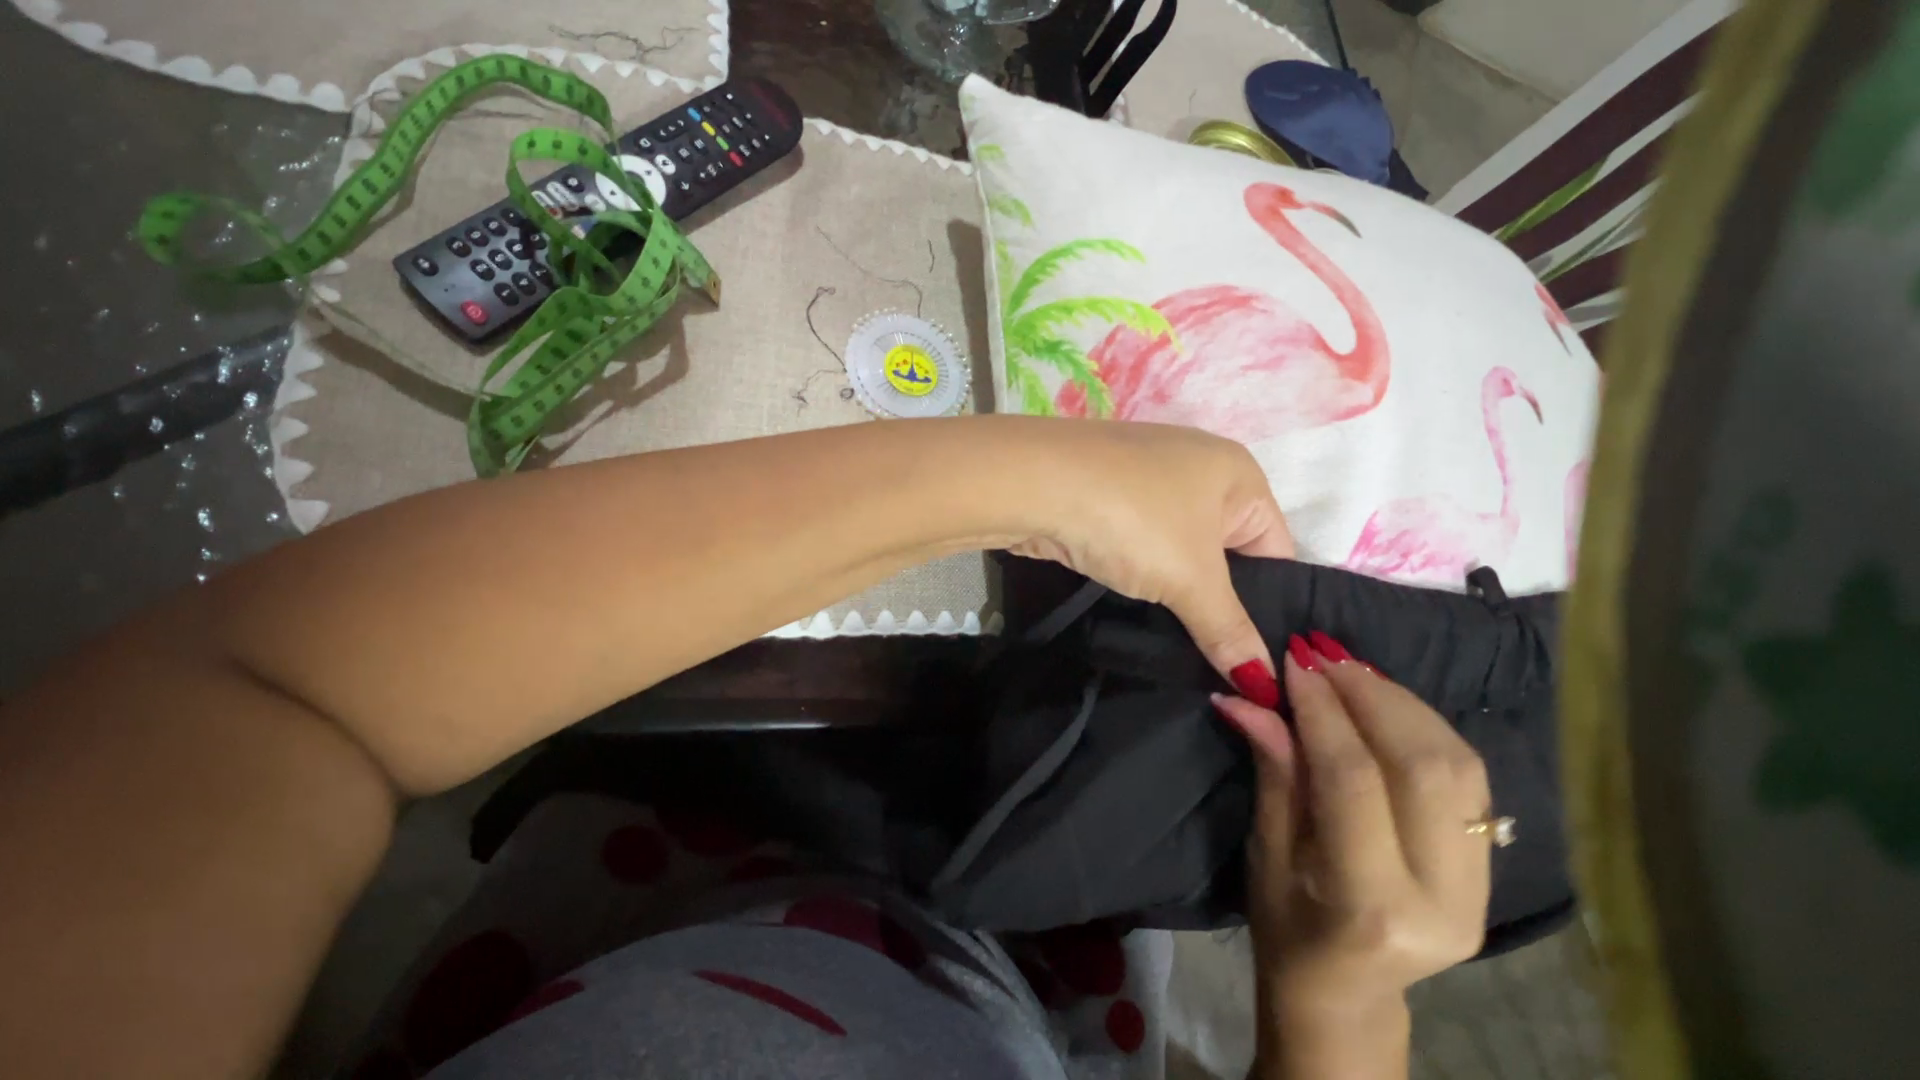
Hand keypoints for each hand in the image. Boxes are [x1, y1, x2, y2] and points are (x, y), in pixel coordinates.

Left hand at [1006, 419, 1293, 690]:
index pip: (1276, 551)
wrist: (1030, 483)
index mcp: (1238, 473)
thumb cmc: (1131, 520)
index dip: (1272, 607)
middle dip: (1221, 606)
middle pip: (1228, 554)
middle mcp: (1197, 468)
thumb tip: (1264, 685)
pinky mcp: (1105, 499)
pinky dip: (1142, 580)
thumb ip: (1228, 630)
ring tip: (1183, 653)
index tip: (1262, 664)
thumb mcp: (1190, 578)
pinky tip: (1141, 620)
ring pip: (1180, 554)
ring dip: (1178, 597)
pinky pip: (1141, 549)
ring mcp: (1146, 481)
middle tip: (1223, 668)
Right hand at [1211, 633, 1493, 1076]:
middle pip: (1422, 765)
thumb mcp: (1266, 853)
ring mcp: (1481, 884)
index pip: (1353, 782)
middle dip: (1369, 695)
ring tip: (1350, 669)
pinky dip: (1426, 726)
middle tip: (1321, 653)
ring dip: (1402, 702)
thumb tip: (1250, 694)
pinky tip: (1386, 700)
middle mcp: (1443, 896)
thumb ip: (1275, 772)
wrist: (1347, 991)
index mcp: (1370, 904)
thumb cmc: (1286, 928)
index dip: (1322, 711)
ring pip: (1458, 763)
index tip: (1292, 661)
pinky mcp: (1494, 867)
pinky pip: (1470, 777)